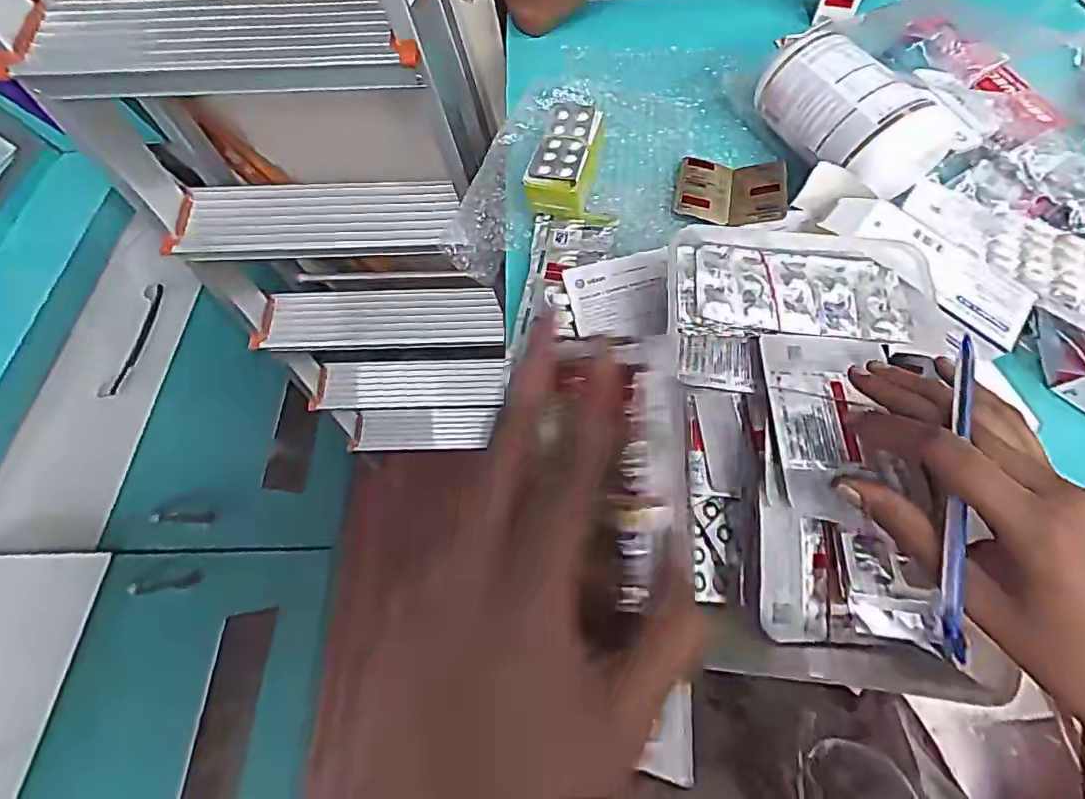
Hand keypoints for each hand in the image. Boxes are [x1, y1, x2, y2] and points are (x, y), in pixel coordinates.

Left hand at [344, 330, 705, 798]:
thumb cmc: (524, 787)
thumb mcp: (618, 726)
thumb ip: (664, 641)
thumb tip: (691, 577)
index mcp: (530, 594)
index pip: (575, 478)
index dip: (599, 412)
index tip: (610, 362)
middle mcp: (468, 570)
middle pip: (506, 450)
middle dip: (531, 380)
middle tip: (546, 330)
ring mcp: (421, 579)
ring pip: (465, 475)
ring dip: (501, 424)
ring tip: (526, 383)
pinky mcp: (392, 597)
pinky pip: (435, 515)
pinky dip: (469, 479)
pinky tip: (487, 472)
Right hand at [840, 360, 1084, 798]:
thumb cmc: (1056, 654)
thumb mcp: (973, 597)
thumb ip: (911, 532)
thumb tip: (853, 486)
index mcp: (1033, 523)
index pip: (950, 453)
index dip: (895, 430)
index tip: (856, 423)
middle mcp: (1055, 489)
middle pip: (972, 420)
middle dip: (910, 393)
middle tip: (863, 376)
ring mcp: (1066, 483)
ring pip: (996, 416)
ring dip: (941, 389)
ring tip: (895, 369)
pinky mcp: (1067, 487)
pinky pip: (1017, 431)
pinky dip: (978, 402)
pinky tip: (956, 381)